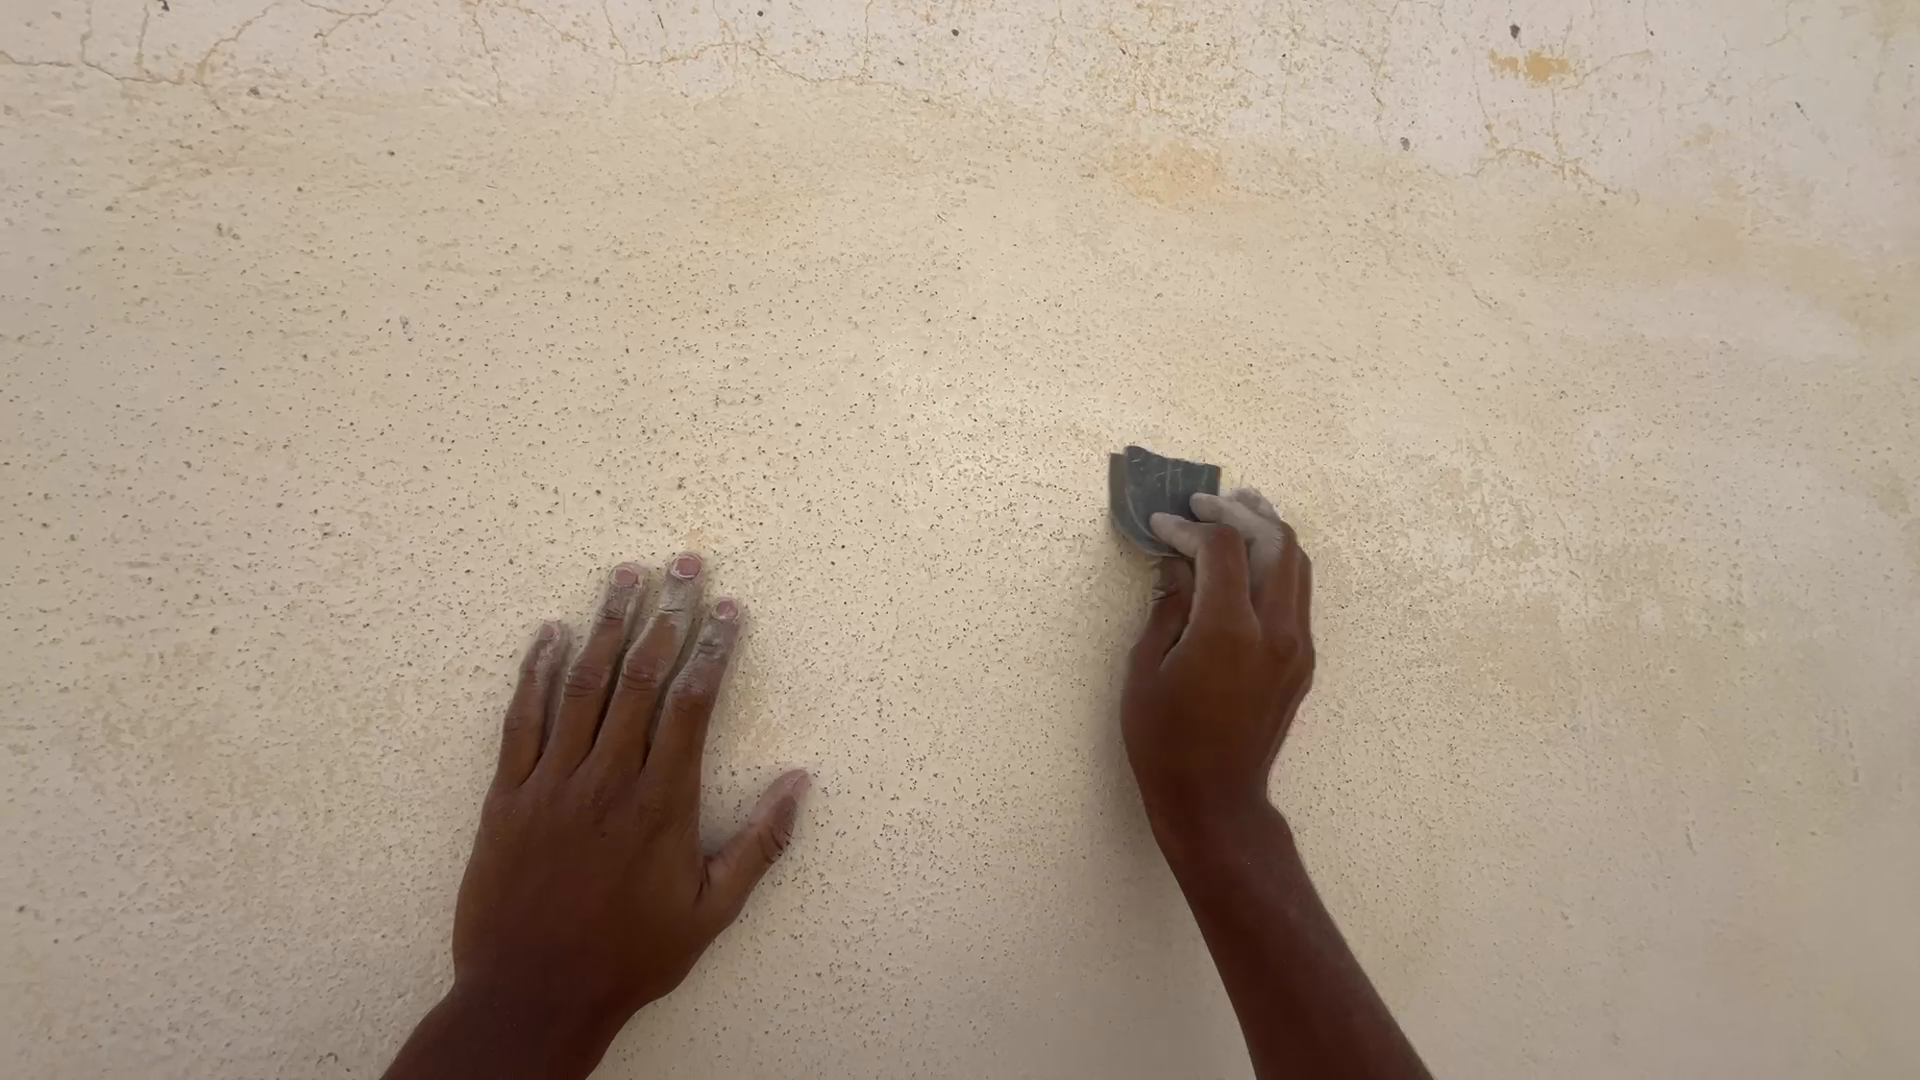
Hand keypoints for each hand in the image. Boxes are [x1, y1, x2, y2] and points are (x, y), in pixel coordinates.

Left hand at [385, 555, 810, 1079]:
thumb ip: (761, 845)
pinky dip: (535, 673)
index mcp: (661, 801)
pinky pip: (519, 722)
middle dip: (668, 613)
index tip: (729, 609)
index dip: (713, 649)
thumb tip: (801, 782)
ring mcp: (552, 783)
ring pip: (582, 686)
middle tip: (684, 565)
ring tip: (625, 575)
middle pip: (640, 676)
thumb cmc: (630, 956)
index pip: (692, 703)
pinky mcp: (506, 797)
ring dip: (607, 624)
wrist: (527, 1000)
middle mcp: (607, 778)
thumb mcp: (712, 912)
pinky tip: (550, 634)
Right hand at [1121, 490, 1312, 837]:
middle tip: (1206, 501)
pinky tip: (1249, 560)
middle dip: (1240, 512)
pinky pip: (1297, 593)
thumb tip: (1176, 563)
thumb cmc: (1163, 739)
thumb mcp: (1146, 667)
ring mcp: (1297, 646)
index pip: (1222, 549)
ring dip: (1267, 530)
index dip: (1188, 527)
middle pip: (1276, 542)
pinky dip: (1276, 563)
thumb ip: (1167, 605)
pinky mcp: (1302, 661)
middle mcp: (1275, 630)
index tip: (1160, 522)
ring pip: (1298, 564)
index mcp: (1229, 630)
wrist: (1214, 799)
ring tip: (1238, 509)